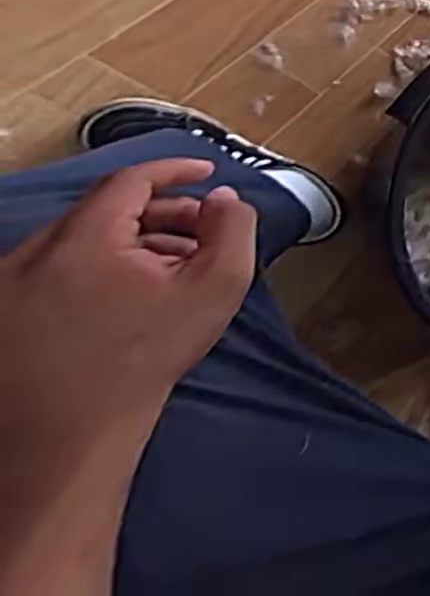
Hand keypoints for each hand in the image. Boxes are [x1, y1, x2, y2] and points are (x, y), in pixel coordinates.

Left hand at [0, 159, 256, 439]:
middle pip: (104, 212)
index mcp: (79, 244)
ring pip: (78, 241)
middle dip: (163, 214)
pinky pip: (53, 268)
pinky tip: (134, 294)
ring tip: (175, 270)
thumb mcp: (219, 282)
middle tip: (206, 234)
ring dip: (134, 241)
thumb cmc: (149, 352)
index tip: (207, 172)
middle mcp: (25, 259)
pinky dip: (101, 265)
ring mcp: (0, 289)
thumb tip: (223, 198)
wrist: (67, 431)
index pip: (128, 183)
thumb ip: (233, 228)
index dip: (173, 170)